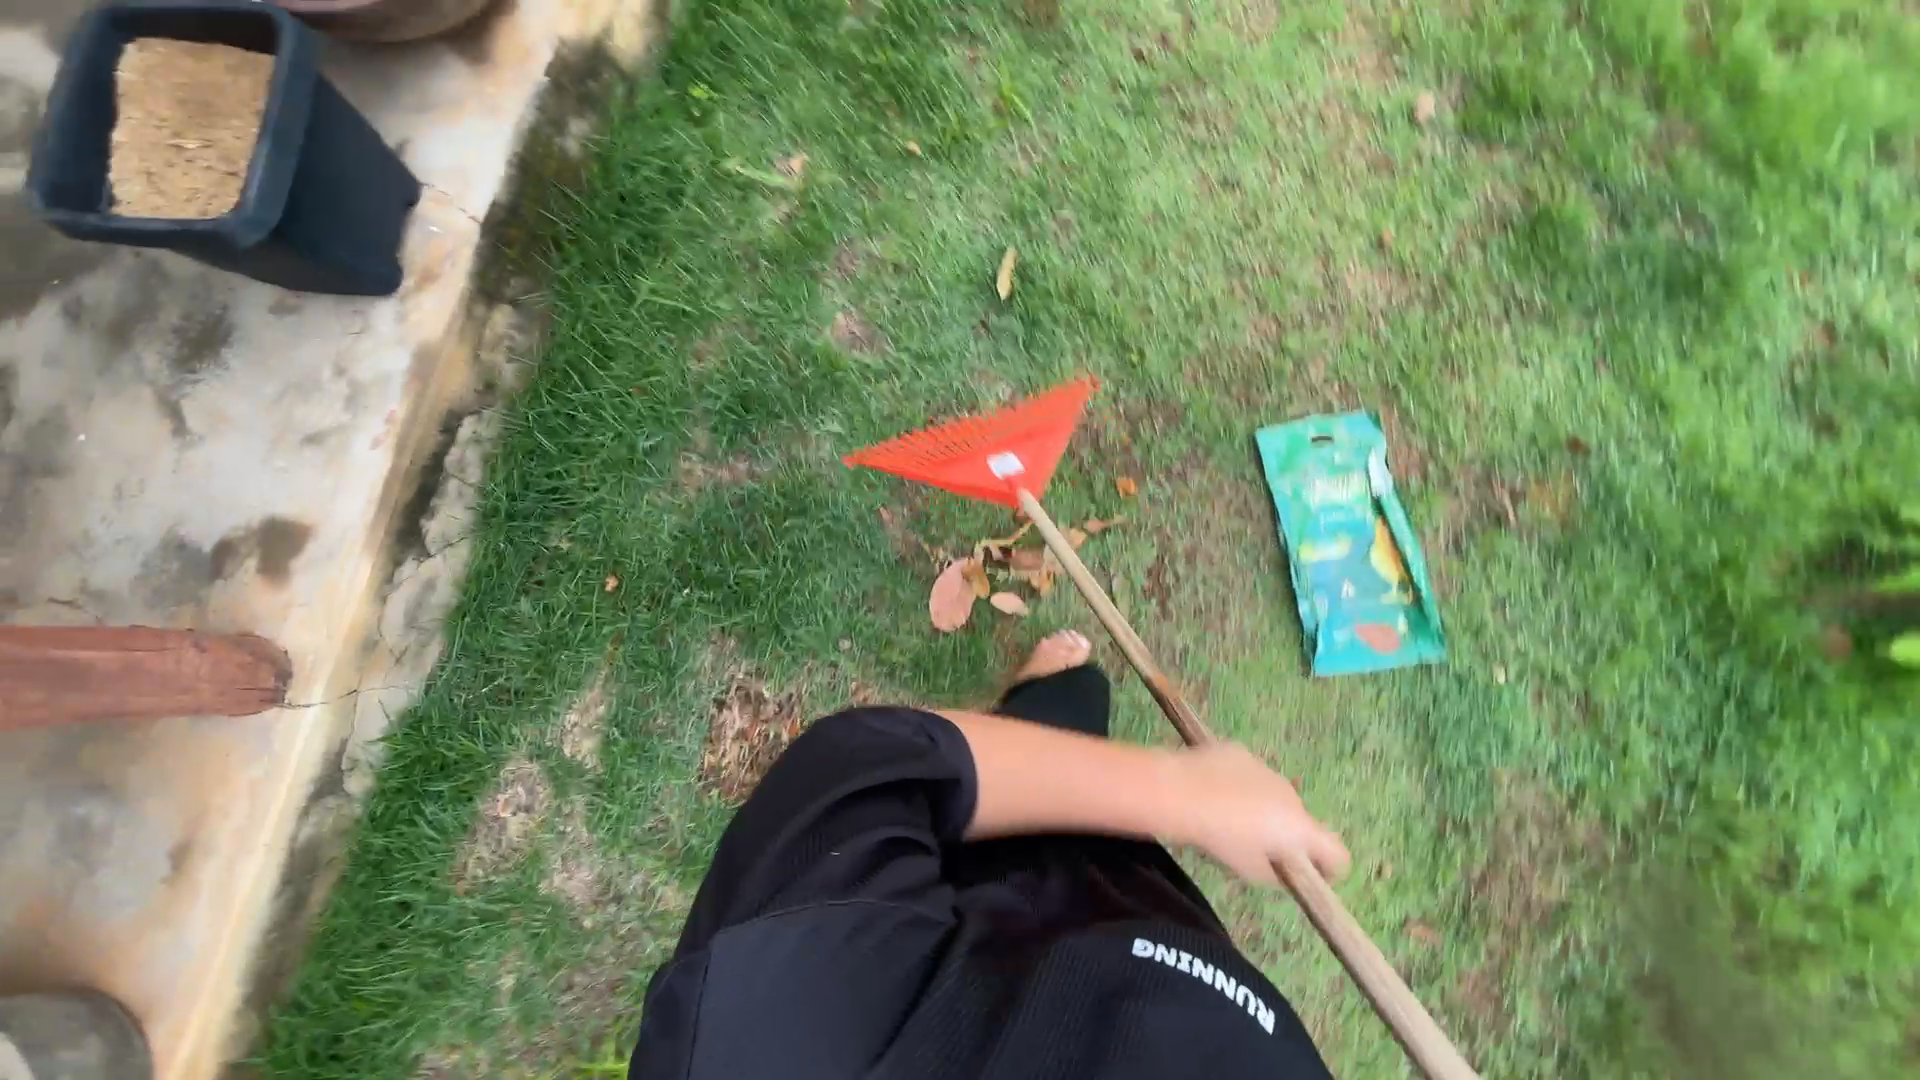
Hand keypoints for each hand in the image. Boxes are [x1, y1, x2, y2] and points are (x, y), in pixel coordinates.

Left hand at [1166, 742, 1350, 886]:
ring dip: (1264, 806)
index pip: (1337, 853)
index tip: (1313, 873)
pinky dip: (1241, 782)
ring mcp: (1267, 769)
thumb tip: (1281, 870)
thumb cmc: (1219, 838)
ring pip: (1275, 794)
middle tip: (1259, 843)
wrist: (1182, 791)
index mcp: (1301, 829)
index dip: (1329, 867)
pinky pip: (1249, 773)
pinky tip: (1215, 789)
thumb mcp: (1251, 871)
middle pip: (1301, 820)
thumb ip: (1276, 873)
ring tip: (1230, 814)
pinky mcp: (1241, 752)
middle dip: (1288, 833)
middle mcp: (1292, 796)